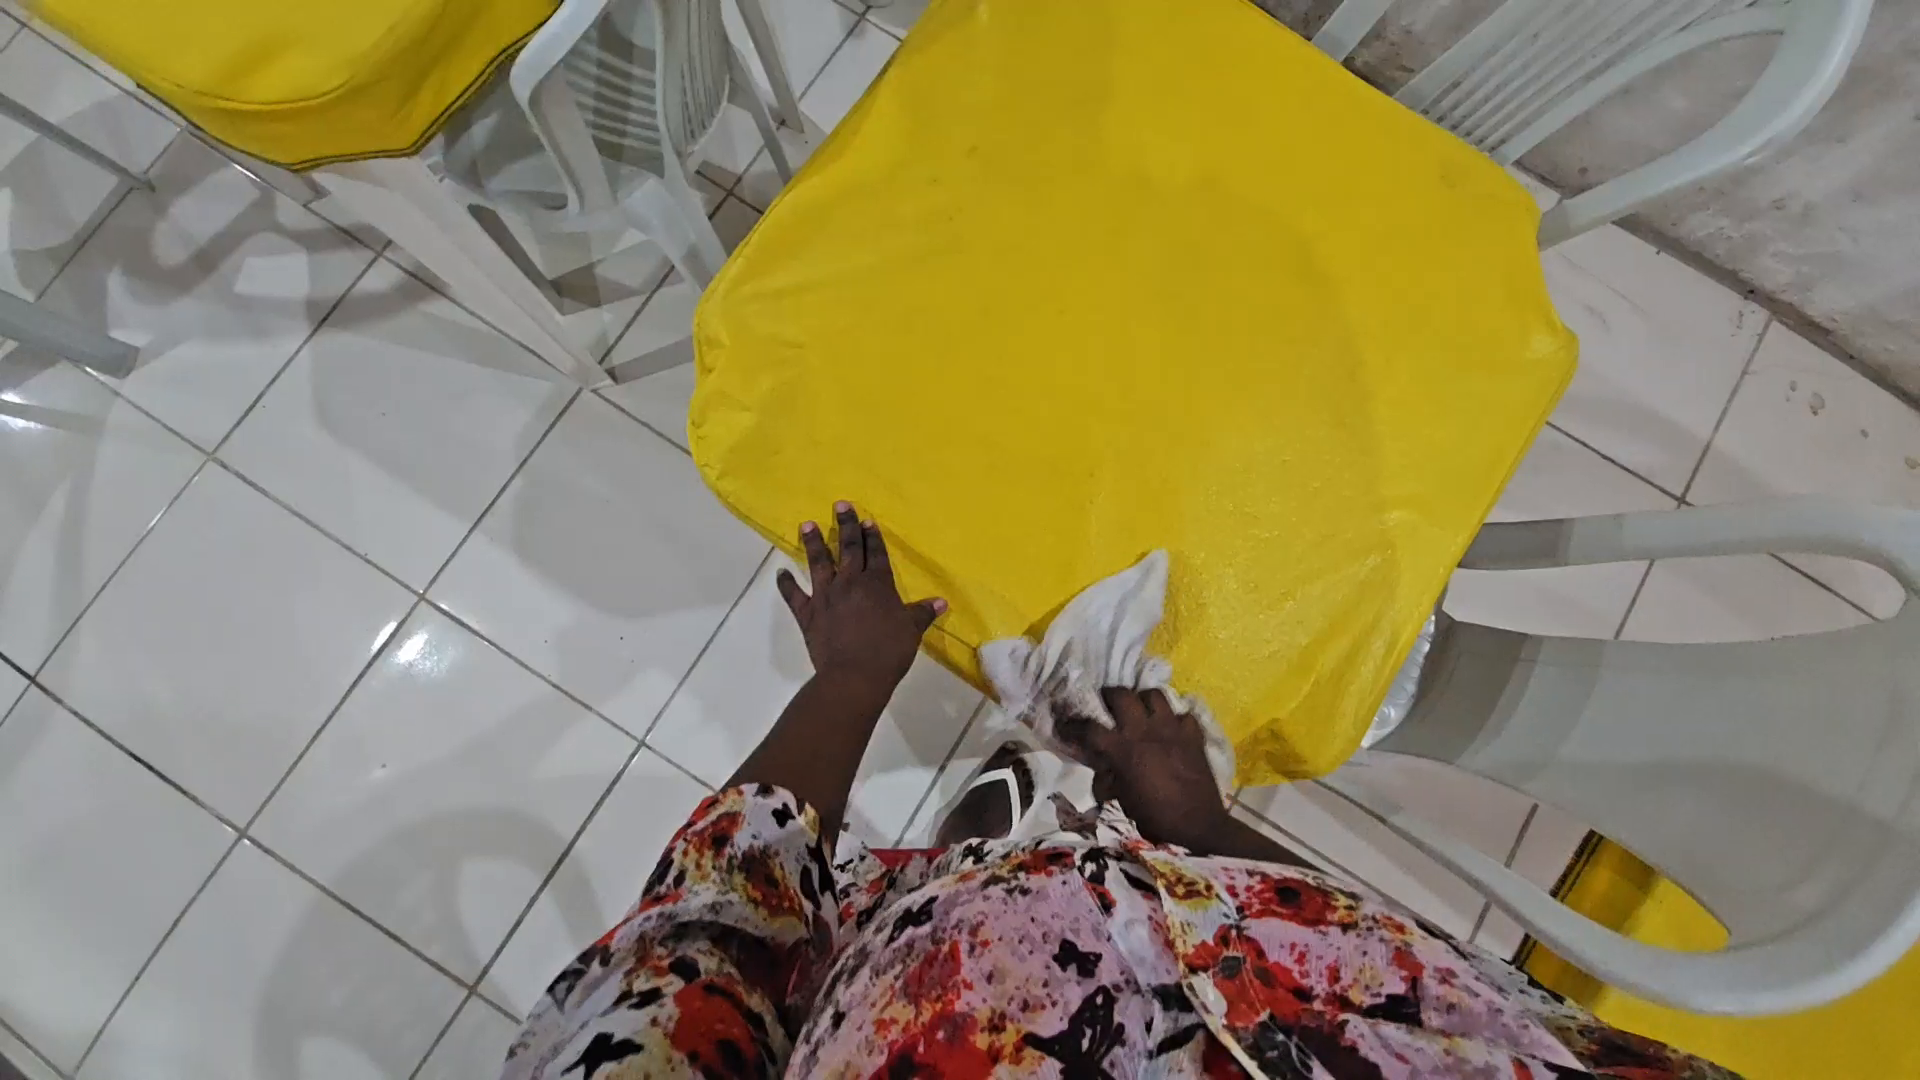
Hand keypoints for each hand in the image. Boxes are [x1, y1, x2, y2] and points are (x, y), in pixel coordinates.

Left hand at [776, 501, 946, 693]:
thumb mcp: (911, 631)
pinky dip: (787, 584)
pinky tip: (781, 572)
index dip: (873, 537)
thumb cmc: (888, 652)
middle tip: (840, 505)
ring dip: (814, 543)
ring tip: (807, 525)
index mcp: (877, 584)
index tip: (867, 519)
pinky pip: (794, 595)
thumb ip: (922, 613)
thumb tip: (941, 602)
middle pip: (849, 549)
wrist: (854, 676)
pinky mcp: (808, 614)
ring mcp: (826, 596)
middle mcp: (850, 583)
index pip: (876, 554)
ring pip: (819, 563)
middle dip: (846, 526)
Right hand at [1062, 688, 1230, 849]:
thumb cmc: (1155, 817)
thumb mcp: (1122, 800)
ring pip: (1154, 694)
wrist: (1197, 826)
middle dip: (1110, 695)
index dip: (1073, 725)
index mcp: (1122, 749)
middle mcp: (1144, 731)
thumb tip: (1102, 770)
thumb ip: (1108, 779)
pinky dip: (1176, 720)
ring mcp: (1171, 729)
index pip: (1089, 728)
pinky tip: (1172, 730)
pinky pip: (1184, 715)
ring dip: (1144, 700)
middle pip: (1121, 695)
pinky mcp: (1193, 735)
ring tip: (1142, 710)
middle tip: (1108, 703)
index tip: (1065, 724)